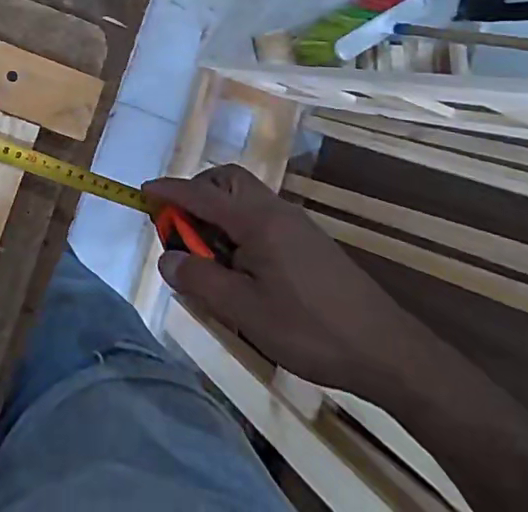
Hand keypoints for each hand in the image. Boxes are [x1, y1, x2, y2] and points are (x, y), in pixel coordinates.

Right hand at [143, 164, 436, 396]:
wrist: (384, 347)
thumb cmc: (310, 329)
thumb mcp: (245, 312)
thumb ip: (202, 282)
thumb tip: (168, 259)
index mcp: (257, 221)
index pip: (202, 195)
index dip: (170, 191)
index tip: (143, 191)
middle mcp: (275, 211)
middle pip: (227, 181)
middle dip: (197, 193)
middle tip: (180, 231)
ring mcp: (294, 224)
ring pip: (245, 198)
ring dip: (218, 213)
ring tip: (208, 258)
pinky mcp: (306, 240)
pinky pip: (260, 217)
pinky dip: (238, 228)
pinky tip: (240, 269)